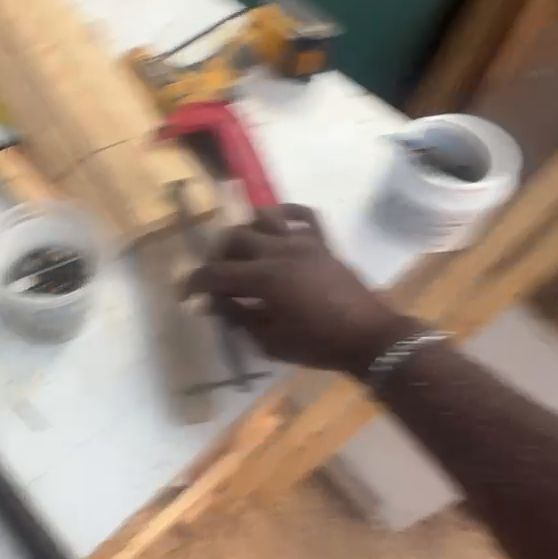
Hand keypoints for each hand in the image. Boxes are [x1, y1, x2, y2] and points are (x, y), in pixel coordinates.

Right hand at [184, 205, 415, 374]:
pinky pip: (304, 214)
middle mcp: (280, 251)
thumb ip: (239, 317)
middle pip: (235, 238)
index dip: (196, 283)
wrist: (370, 338)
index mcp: (265, 279)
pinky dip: (286, 212)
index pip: (216, 273)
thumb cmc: (318, 345)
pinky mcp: (324, 243)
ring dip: (247, 229)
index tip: (187, 295)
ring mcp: (304, 242)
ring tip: (243, 248)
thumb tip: (218, 302)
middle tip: (216, 274)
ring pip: (264, 217)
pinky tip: (276, 223)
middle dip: (217, 255)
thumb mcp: (270, 341)